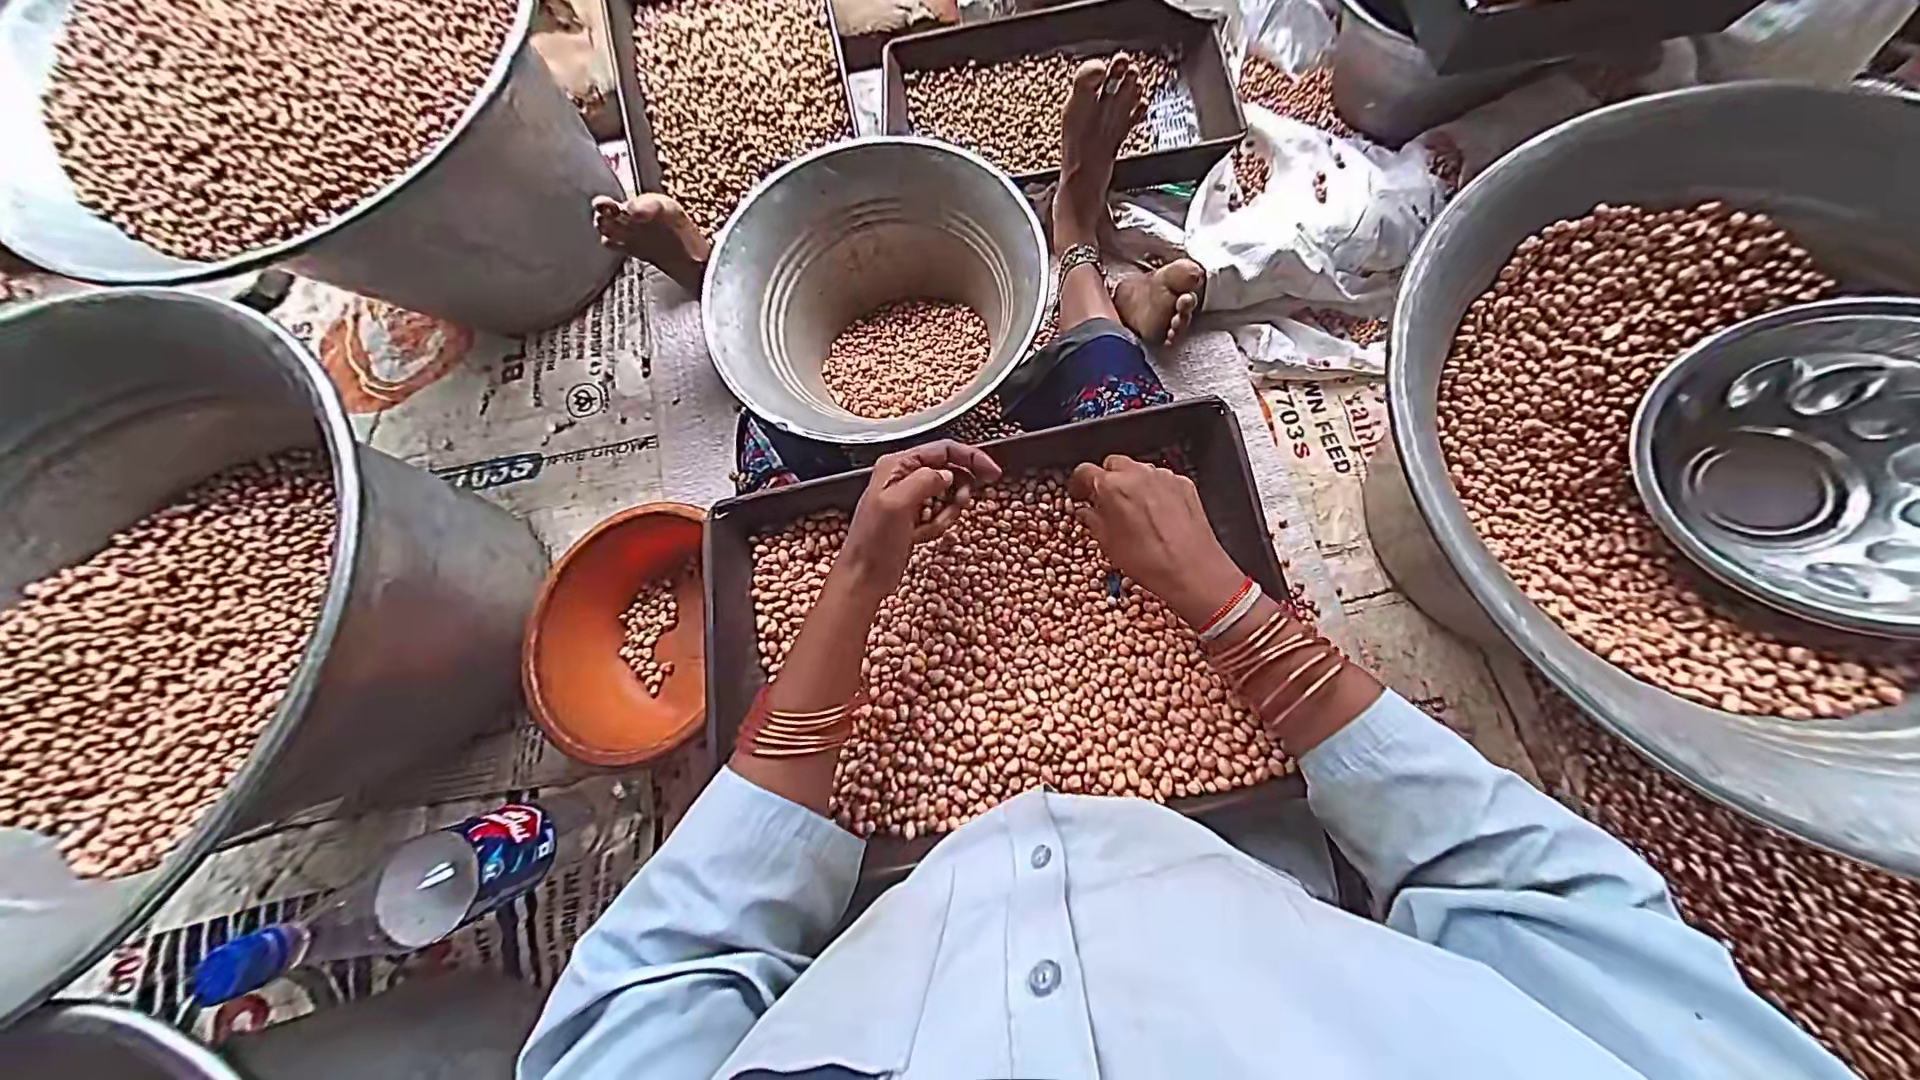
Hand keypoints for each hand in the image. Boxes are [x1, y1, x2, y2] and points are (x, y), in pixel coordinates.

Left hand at [836, 440, 1002, 600]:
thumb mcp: (897, 504)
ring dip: (946, 512)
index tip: (992, 472)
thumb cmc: (873, 542)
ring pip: (947, 495)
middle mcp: (903, 477)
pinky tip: (923, 535)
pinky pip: (940, 514)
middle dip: (958, 489)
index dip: (971, 457)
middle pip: (948, 469)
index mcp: (897, 466)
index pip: (943, 449)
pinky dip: (938, 525)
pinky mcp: (914, 518)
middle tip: (962, 502)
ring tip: (930, 525)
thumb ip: (925, 481)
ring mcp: (909, 498)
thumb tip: (949, 474)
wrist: (863, 577)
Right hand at [1068, 454, 1246, 628]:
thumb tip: (1087, 512)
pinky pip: (1160, 479)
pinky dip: (1153, 490)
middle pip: (1113, 464)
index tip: (1079, 493)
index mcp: (1112, 486)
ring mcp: (1163, 477)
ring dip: (1130, 483)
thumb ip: (1093, 520)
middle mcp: (1137, 474)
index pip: (1085, 471)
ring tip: (1131, 510)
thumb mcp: (1108, 544)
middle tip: (1104, 501)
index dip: (1078, 483)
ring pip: (1138, 470)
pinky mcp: (1183, 483)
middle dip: (1106, 479)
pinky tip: (1154, 513)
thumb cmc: (1151, 561)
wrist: (1193, 569)